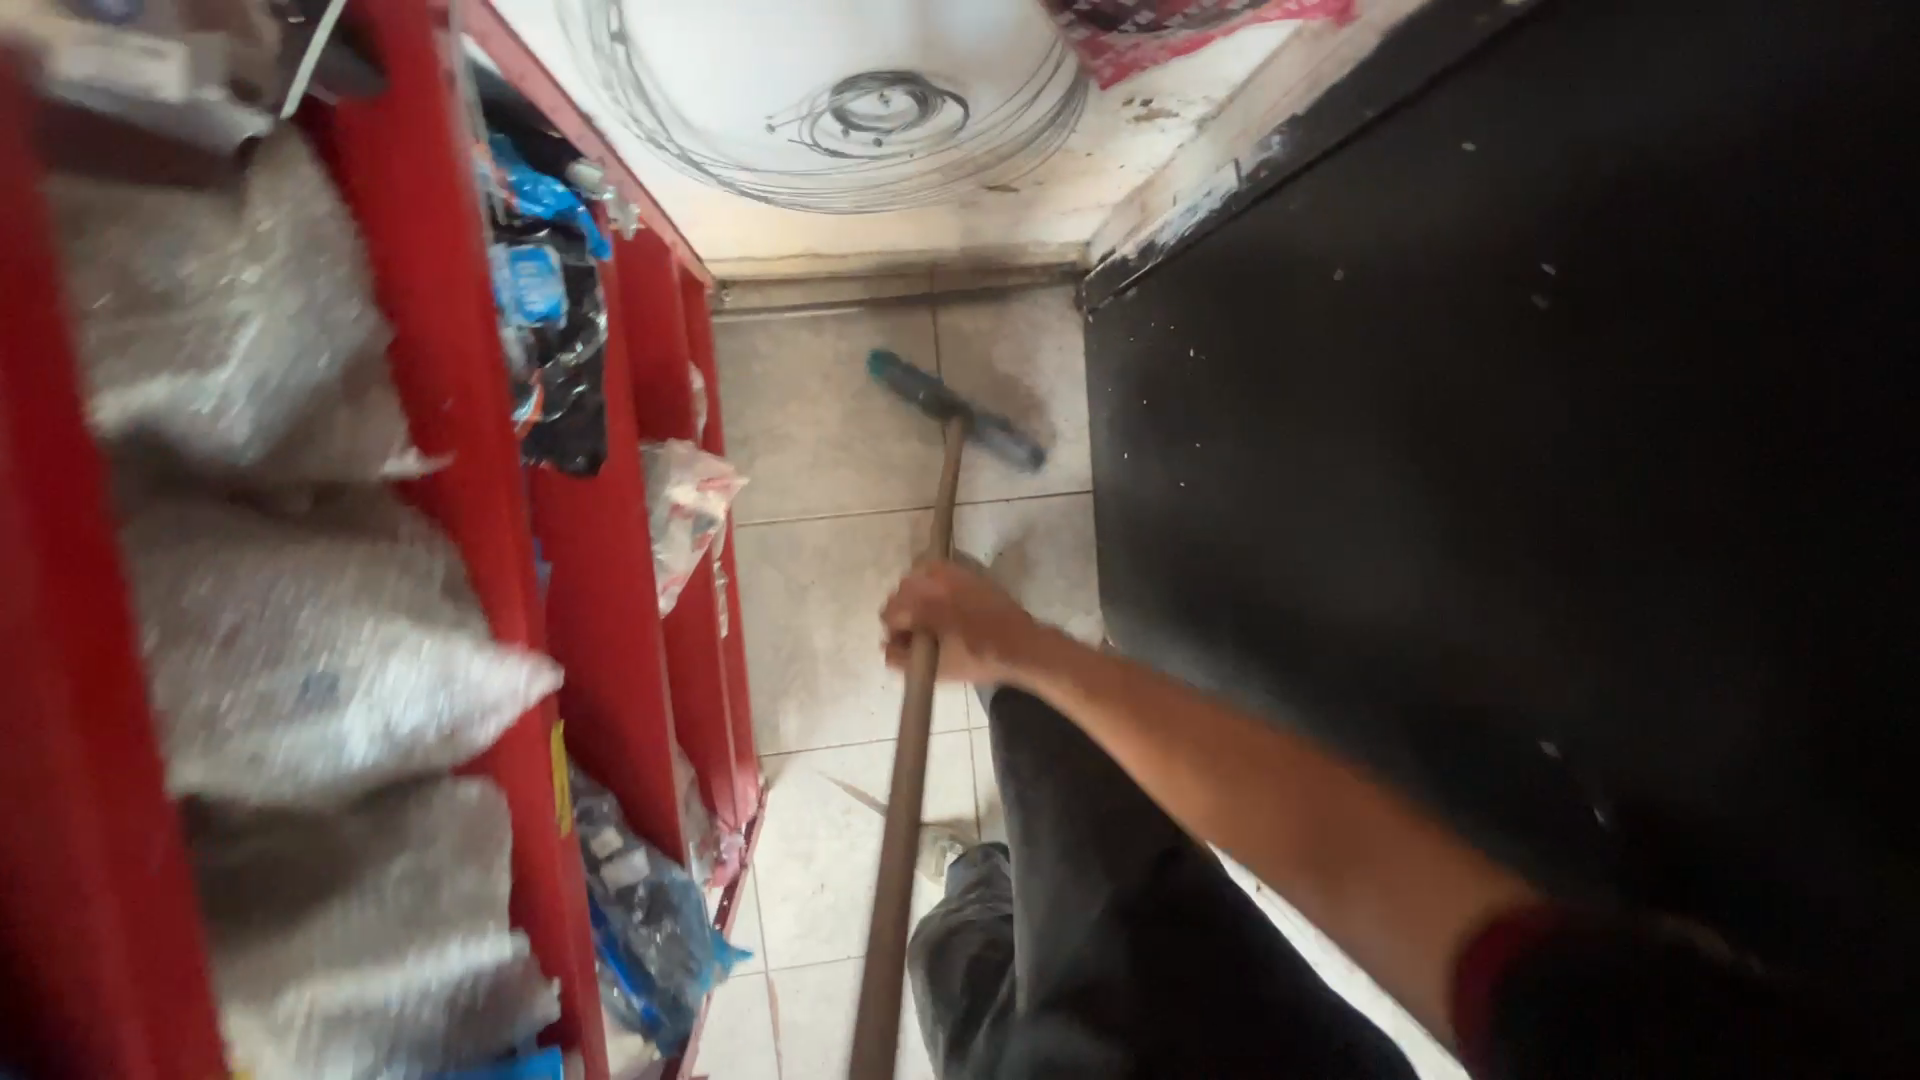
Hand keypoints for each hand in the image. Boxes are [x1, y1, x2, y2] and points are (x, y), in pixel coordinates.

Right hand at [881, 558, 1049, 684]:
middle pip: (900, 592)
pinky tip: (941, 599)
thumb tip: (886, 645)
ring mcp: (950, 573)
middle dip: (902, 611)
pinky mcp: (965, 571)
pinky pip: (936, 567)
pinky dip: (931, 580)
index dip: (894, 631)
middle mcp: (932, 583)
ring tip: (928, 615)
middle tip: (916, 631)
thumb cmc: (976, 658)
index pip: (889, 613)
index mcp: (921, 606)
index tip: (905, 643)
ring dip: (915, 594)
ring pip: (916, 576)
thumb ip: (900, 658)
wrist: (1019, 644)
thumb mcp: (935, 668)